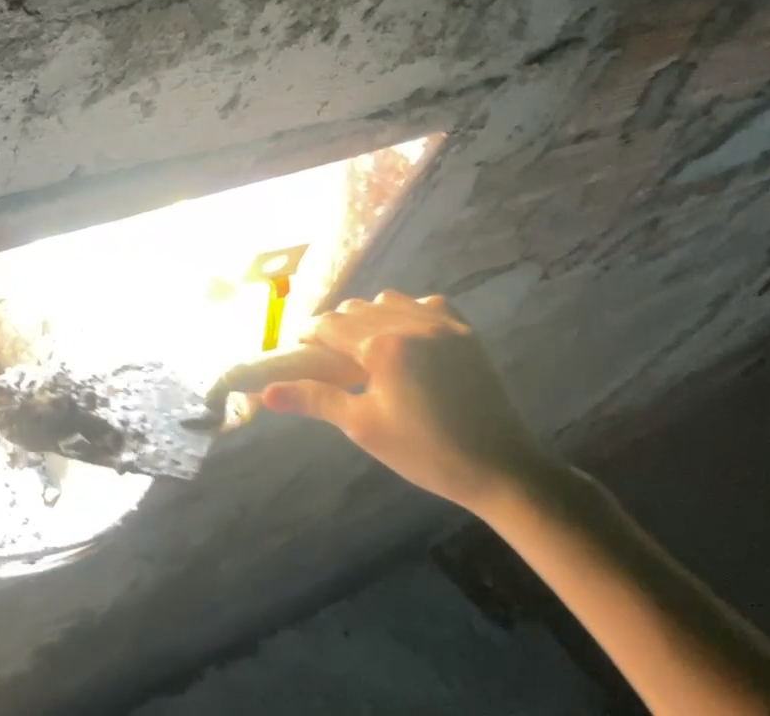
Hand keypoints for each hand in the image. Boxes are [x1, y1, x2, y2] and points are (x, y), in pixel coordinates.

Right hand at [259, 291, 551, 513]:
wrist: (504, 470)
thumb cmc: (426, 452)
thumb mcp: (362, 427)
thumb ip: (313, 399)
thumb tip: (264, 392)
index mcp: (383, 348)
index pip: (328, 325)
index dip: (307, 336)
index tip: (299, 353)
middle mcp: (411, 324)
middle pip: (354, 309)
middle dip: (335, 327)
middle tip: (330, 358)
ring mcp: (443, 325)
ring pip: (388, 300)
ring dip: (368, 316)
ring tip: (367, 347)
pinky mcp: (466, 333)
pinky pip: (427, 303)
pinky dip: (408, 310)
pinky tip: (405, 336)